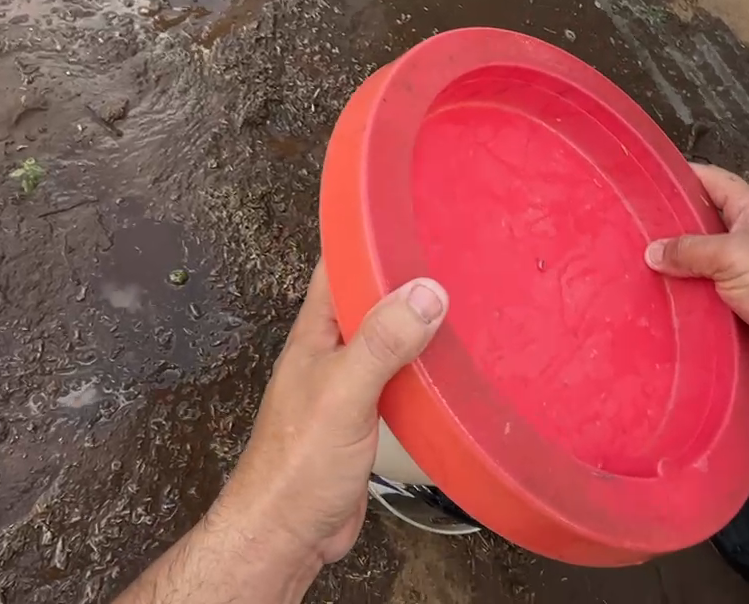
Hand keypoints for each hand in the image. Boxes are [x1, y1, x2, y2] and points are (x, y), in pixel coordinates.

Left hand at [209, 262, 448, 569]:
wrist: (288, 532)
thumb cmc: (296, 463)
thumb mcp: (343, 392)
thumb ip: (381, 342)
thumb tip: (426, 294)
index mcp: (317, 329)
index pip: (339, 263)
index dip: (368, 236)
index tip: (408, 215)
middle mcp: (333, 347)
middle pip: (371, 296)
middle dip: (405, 277)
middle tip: (449, 256)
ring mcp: (351, 379)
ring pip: (388, 336)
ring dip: (417, 322)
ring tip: (460, 301)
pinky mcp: (368, 412)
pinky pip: (399, 374)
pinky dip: (423, 365)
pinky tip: (449, 365)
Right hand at [644, 163, 748, 384]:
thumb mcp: (733, 256)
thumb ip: (689, 250)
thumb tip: (651, 253)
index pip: (714, 181)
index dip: (683, 175)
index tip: (647, 178)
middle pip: (704, 224)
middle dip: (672, 227)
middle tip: (632, 227)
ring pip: (703, 263)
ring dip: (677, 267)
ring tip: (636, 264)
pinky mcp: (746, 305)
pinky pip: (709, 293)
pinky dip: (688, 295)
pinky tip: (659, 297)